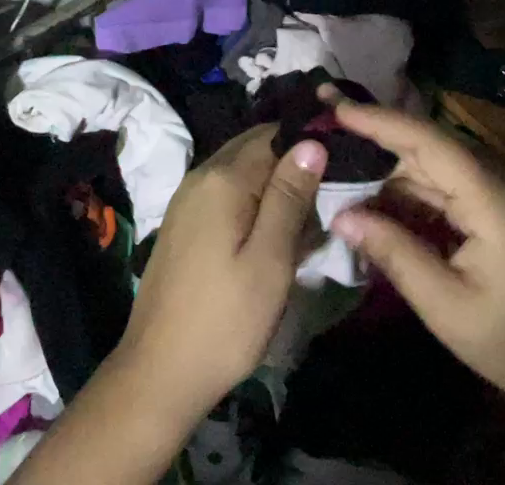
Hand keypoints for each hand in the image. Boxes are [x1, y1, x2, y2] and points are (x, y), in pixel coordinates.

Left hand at [113, 125, 327, 419]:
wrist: (160, 370)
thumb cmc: (226, 319)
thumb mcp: (270, 259)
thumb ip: (290, 196)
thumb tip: (311, 141)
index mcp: (222, 178)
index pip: (274, 135)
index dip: (310, 145)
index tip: (344, 166)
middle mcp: (200, 176)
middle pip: (254, 148)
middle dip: (292, 163)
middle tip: (329, 197)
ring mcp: (186, 200)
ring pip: (241, 172)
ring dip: (274, 186)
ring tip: (308, 221)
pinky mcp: (183, 224)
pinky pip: (226, 194)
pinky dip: (253, 204)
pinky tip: (273, 236)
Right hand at [325, 95, 504, 419]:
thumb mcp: (447, 309)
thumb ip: (395, 254)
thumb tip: (339, 215)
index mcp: (498, 206)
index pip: (434, 144)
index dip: (383, 122)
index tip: (337, 107)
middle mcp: (504, 189)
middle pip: (432, 149)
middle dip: (377, 137)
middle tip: (327, 129)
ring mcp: (503, 199)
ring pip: (435, 167)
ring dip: (388, 167)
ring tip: (338, 163)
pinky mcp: (499, 214)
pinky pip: (446, 189)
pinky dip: (408, 191)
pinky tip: (373, 198)